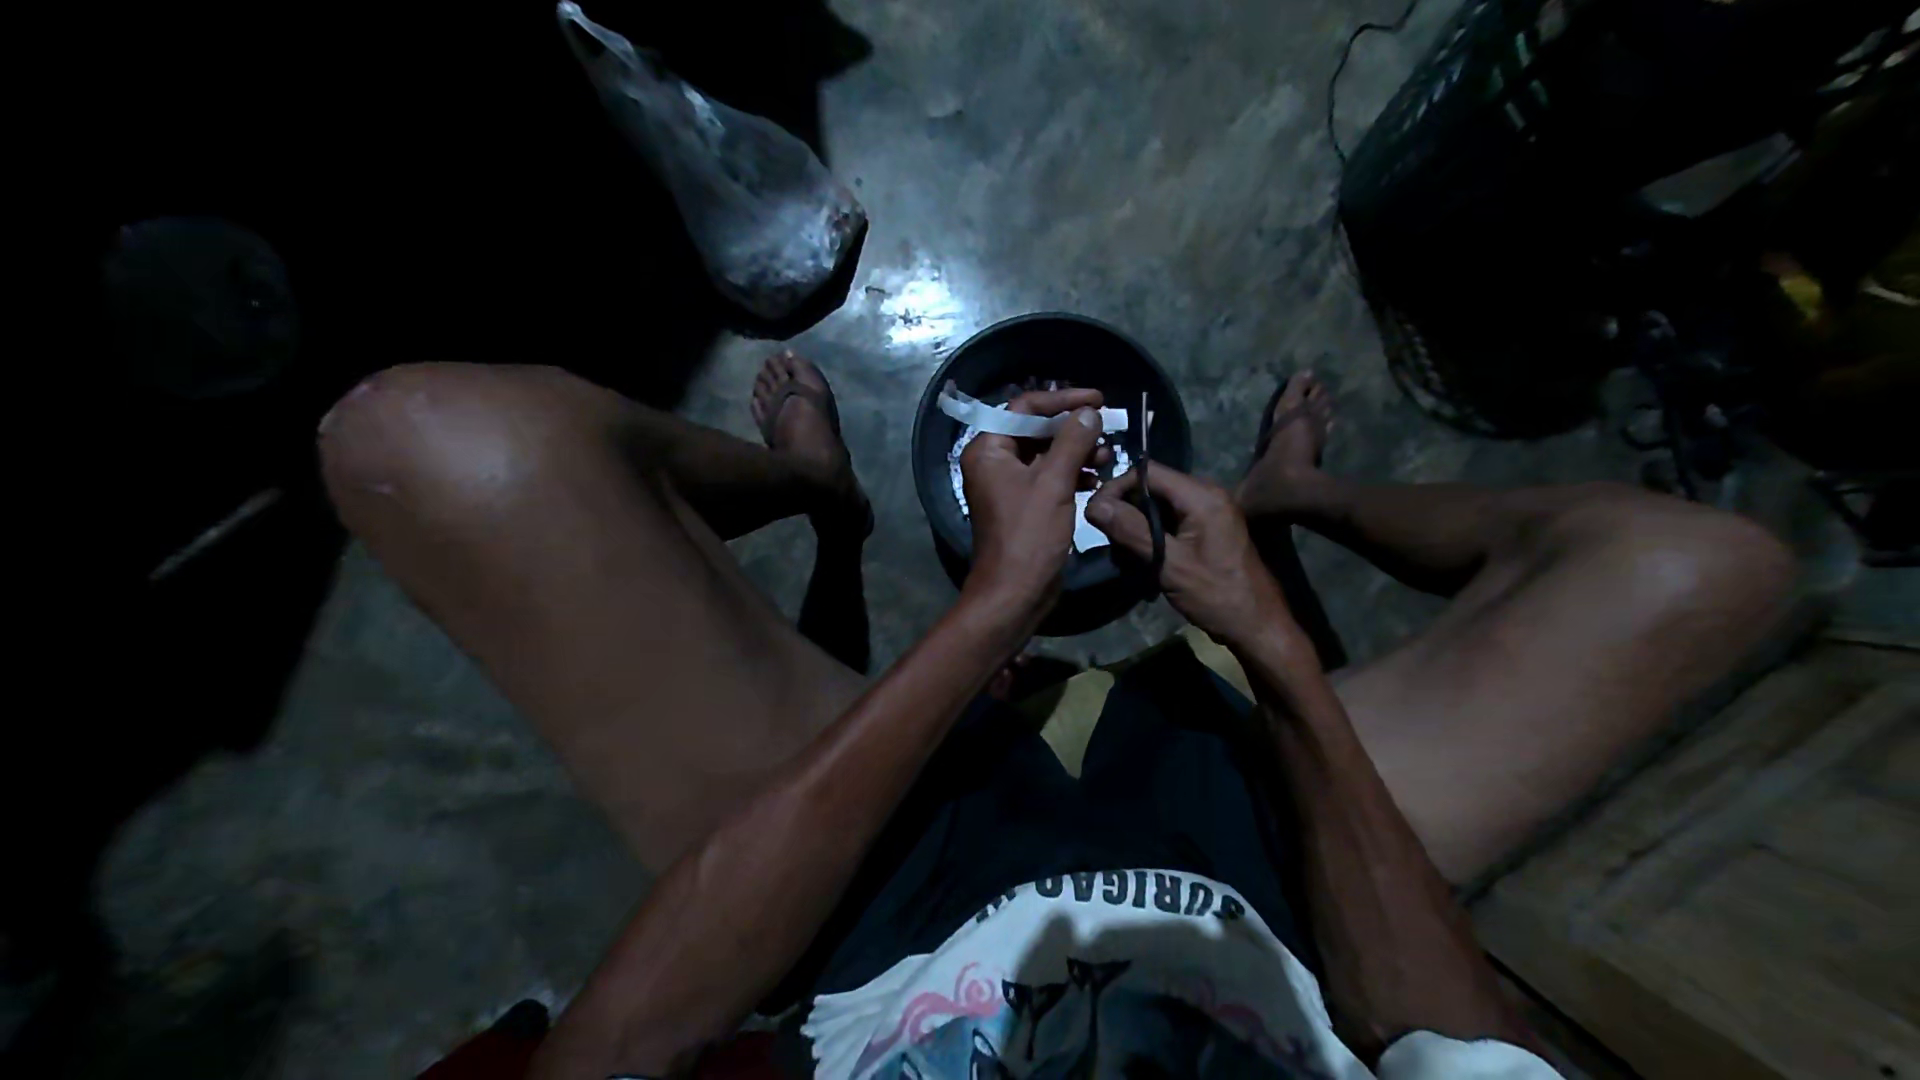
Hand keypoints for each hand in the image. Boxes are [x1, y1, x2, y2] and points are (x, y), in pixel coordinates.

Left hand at [959, 388, 1105, 621]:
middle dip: (1072, 428)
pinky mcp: (1024, 506)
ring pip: (1045, 455)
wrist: (1016, 591)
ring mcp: (1008, 486)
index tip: (1097, 399)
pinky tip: (1095, 479)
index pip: (1024, 407)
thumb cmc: (1029, 535)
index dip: (1062, 400)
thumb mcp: (1054, 482)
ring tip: (1107, 455)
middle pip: (1035, 430)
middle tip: (1106, 428)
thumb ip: (1072, 441)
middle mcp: (994, 463)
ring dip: (1076, 452)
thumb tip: (1089, 412)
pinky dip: (1071, 474)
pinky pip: (1048, 478)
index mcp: (989, 450)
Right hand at [1086, 465, 1293, 645]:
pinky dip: (1151, 533)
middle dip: (1125, 508)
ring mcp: (1208, 512)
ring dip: (1136, 524)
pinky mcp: (1206, 528)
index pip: (1147, 472)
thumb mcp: (1169, 563)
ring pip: (1158, 504)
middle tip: (1107, 537)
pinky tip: (1140, 557)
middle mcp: (1206, 494)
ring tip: (1122, 552)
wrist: (1256, 625)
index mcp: (1202, 496)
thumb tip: (1094, 505)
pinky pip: (1170, 519)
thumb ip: (1131, 530)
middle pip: (1152, 486)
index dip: (1117, 488)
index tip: (1096, 514)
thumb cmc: (1216, 595)